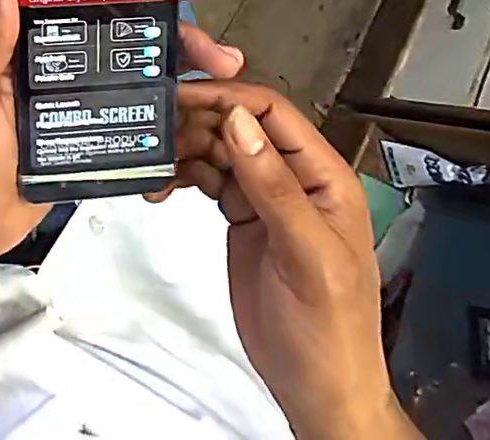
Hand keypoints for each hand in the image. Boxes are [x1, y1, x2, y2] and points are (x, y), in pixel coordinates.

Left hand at [0, 0, 241, 265]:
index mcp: (23, 40)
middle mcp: (55, 57)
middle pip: (118, 25)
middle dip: (168, 20)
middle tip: (208, 28)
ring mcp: (77, 93)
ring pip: (134, 62)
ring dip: (177, 58)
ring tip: (221, 64)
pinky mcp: (93, 126)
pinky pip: (135, 104)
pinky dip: (168, 98)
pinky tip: (200, 98)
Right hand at [173, 82, 414, 439]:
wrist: (318, 392)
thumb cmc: (332, 333)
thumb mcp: (308, 259)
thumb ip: (275, 188)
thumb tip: (240, 122)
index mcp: (322, 176)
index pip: (272, 113)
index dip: (228, 98)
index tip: (185, 97)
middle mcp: (292, 176)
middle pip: (239, 124)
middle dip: (198, 121)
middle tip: (158, 131)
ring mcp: (264, 194)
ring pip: (219, 147)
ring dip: (185, 148)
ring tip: (157, 163)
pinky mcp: (242, 212)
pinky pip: (208, 176)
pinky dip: (182, 174)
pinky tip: (164, 184)